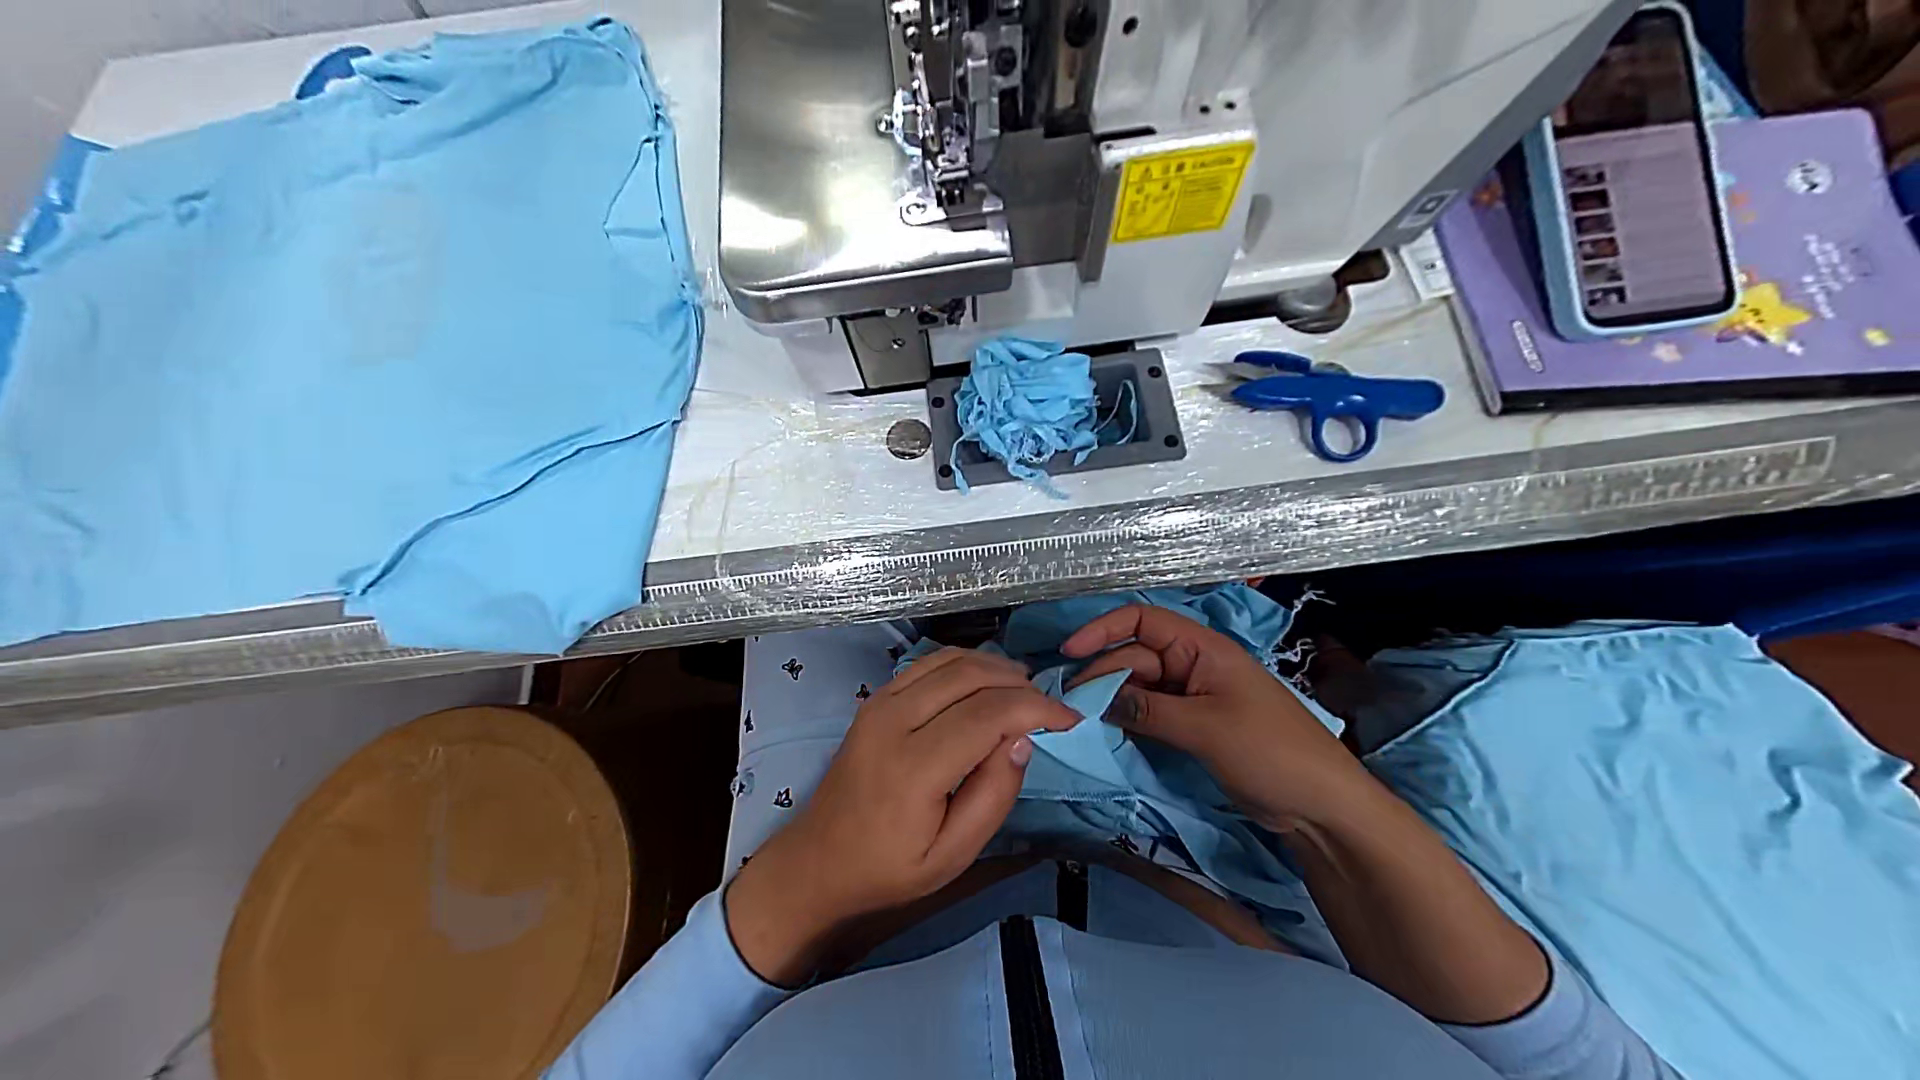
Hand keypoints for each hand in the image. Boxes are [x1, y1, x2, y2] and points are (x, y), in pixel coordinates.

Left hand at [726, 648, 1080, 985]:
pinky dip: (966, 663)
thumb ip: (993, 795)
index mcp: (914, 765)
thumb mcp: (953, 855)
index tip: (1069, 720)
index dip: (1036, 708)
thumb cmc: (890, 867)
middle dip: (1021, 684)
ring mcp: (880, 702)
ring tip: (1025, 691)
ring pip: (951, 660)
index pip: (989, 713)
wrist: (819, 859)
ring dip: (995, 667)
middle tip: (1049, 707)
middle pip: (972, 676)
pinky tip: (985, 682)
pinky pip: (929, 662)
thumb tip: (1023, 739)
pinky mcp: (876, 698)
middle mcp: (894, 720)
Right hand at [1062, 605, 1378, 833]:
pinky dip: (1128, 717)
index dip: (1102, 630)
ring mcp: (1192, 695)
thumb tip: (1094, 699)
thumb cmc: (1270, 752)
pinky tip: (1107, 729)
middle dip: (1101, 674)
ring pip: (1138, 686)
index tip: (1069, 652)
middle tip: (1069, 704)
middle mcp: (1193, 664)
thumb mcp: (1205, 728)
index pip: (1142, 620)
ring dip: (1111, 698)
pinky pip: (1150, 711)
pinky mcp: (1192, 723)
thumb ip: (1146, 710)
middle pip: (1134, 656)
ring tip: (1080, 718)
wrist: (1321, 806)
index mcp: (1202, 648)